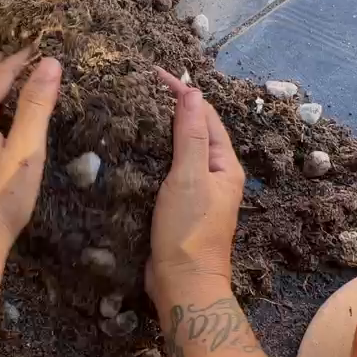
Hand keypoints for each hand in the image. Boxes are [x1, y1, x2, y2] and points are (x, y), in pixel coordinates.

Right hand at [146, 68, 243, 304]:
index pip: (204, 116)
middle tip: (140, 88)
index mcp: (223, 165)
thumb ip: (190, 136)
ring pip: (178, 151)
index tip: (153, 73)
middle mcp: (213, 175)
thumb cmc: (188, 229)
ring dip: (160, 130)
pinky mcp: (176, 207)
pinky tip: (133, 150)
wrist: (182, 283)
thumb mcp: (189, 177)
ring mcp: (195, 192)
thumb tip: (193, 92)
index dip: (182, 92)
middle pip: (193, 131)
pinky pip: (166, 171)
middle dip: (172, 107)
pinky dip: (152, 155)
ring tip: (134, 112)